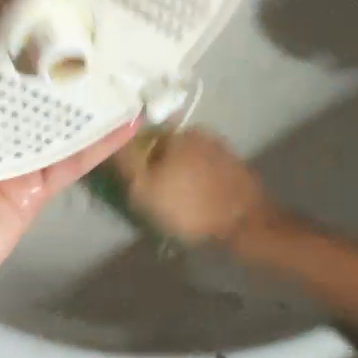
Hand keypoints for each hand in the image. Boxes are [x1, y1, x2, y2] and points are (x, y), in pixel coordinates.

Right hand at [111, 127, 271, 243]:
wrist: (245, 224)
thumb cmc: (188, 206)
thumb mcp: (144, 189)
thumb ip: (126, 162)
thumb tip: (113, 141)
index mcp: (175, 134)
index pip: (143, 139)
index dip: (135, 160)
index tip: (134, 181)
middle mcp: (199, 133)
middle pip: (166, 148)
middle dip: (158, 166)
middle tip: (154, 193)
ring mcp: (221, 149)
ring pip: (188, 160)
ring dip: (180, 175)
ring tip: (176, 201)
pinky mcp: (236, 168)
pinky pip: (206, 171)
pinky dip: (198, 182)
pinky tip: (197, 201)